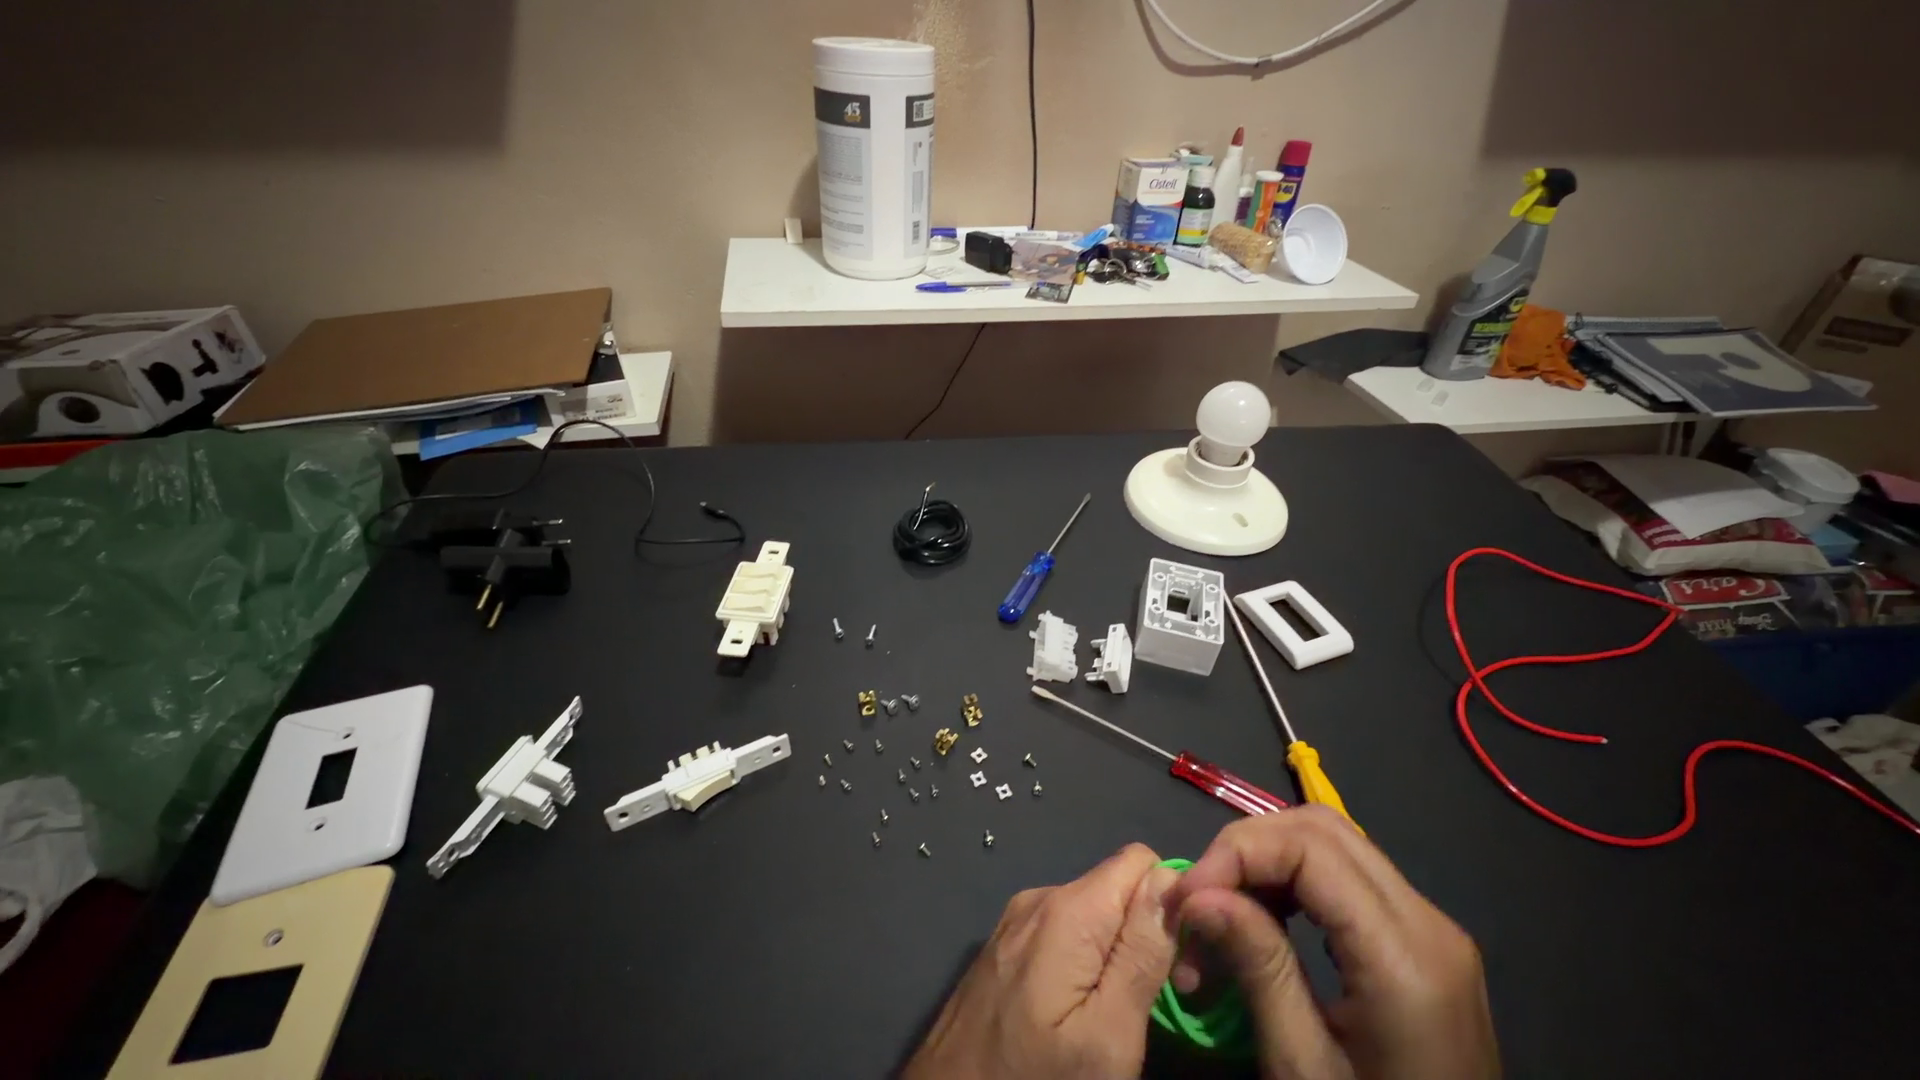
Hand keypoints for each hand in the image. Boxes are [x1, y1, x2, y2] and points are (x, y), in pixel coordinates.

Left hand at [903, 844, 1180, 1078]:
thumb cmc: (1034, 1078)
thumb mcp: (1108, 1034)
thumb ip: (1142, 953)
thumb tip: (1172, 877)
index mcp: (1067, 909)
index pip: (1143, 862)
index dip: (1173, 906)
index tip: (1182, 968)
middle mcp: (1039, 899)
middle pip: (1118, 889)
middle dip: (1147, 936)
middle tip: (1154, 1006)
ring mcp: (1016, 923)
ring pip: (1093, 913)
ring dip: (1115, 954)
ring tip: (1112, 1017)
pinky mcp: (1005, 947)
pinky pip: (1063, 933)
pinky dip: (1084, 962)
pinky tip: (1075, 1011)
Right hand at [1169, 807, 1497, 1079]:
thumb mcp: (1304, 1067)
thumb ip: (1258, 968)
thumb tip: (1197, 895)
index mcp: (1405, 956)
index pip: (1311, 846)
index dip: (1238, 854)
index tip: (1187, 900)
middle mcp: (1428, 923)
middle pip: (1323, 829)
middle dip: (1247, 849)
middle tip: (1198, 900)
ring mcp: (1433, 930)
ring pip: (1336, 843)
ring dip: (1268, 860)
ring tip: (1222, 911)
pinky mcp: (1425, 944)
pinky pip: (1351, 877)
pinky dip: (1295, 880)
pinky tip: (1265, 919)